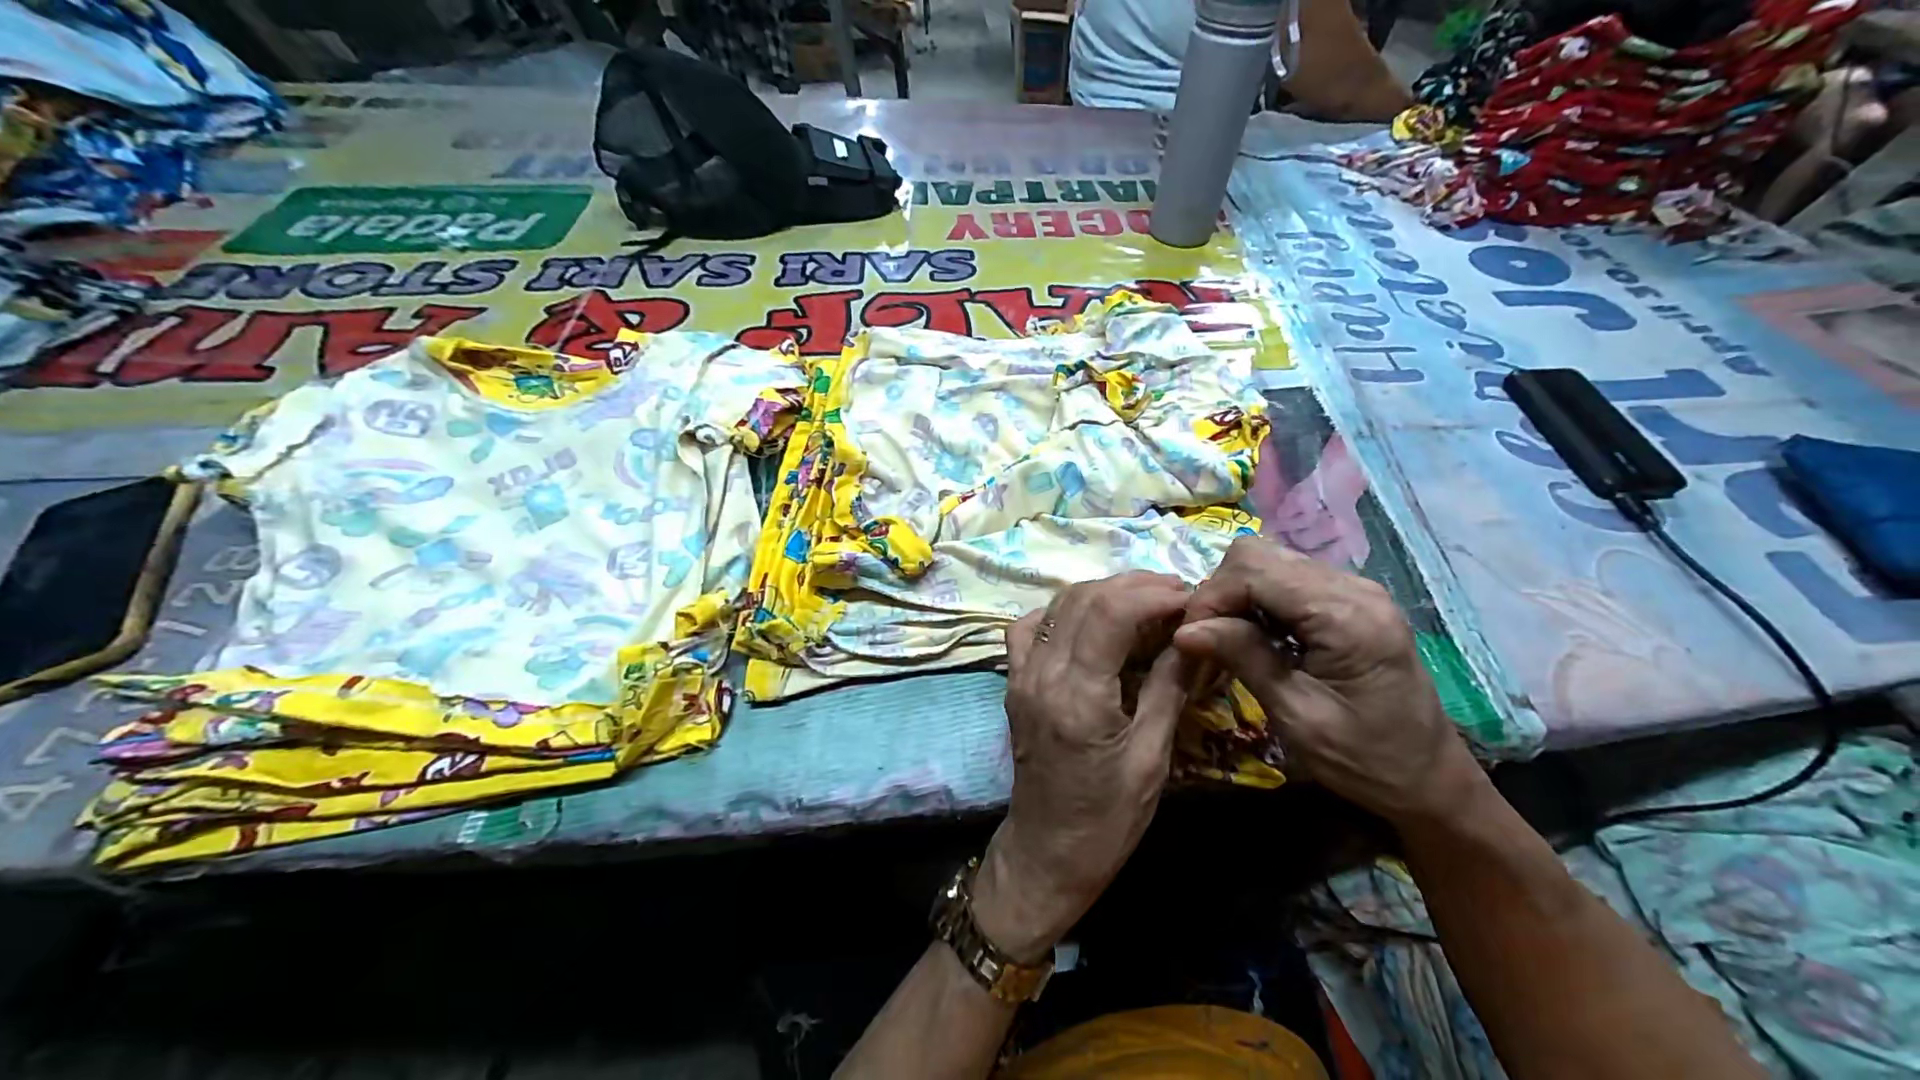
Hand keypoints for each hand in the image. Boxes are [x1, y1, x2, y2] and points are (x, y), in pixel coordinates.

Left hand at [972, 572, 1194, 963]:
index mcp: (1077, 694)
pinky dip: (1062, 612)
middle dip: (1134, 586)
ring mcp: (1020, 675)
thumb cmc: (1107, 818)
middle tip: (1177, 594)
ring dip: (1102, 593)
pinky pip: (1030, 628)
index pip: (1110, 611)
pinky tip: (1091, 621)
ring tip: (1146, 601)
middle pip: (1082, 598)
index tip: (1192, 597)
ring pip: (1055, 605)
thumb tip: (1195, 635)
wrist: (1047, 852)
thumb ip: (1168, 688)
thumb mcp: (1151, 758)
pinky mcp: (1014, 682)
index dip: (1154, 594)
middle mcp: (1040, 674)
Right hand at [1172, 536, 1485, 825]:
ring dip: (1236, 594)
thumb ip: (1244, 659)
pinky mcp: (1351, 600)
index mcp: (1347, 616)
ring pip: (1269, 561)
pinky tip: (1256, 635)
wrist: (1430, 781)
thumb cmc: (1365, 760)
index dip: (1210, 597)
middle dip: (1220, 591)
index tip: (1189, 640)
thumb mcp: (1297, 716)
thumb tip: (1184, 631)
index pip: (1253, 570)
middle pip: (1259, 554)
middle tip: (1205, 638)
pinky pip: (1287, 578)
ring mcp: (1355, 590)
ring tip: (1226, 638)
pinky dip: (1258, 599)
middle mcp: (1354, 588)